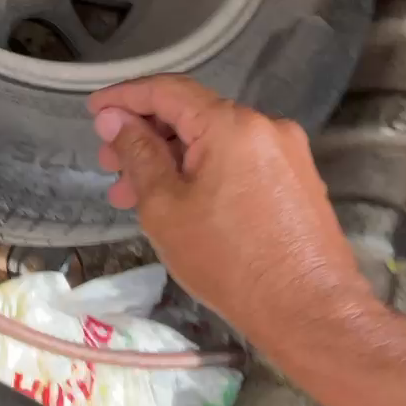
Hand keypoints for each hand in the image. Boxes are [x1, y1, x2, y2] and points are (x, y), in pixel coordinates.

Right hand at [88, 75, 377, 345]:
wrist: (312, 314)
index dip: (123, 96)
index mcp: (231, 125)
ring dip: (167, 159)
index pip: (166, 90)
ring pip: (210, 141)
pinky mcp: (295, 180)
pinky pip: (234, 160)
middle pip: (190, 114)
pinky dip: (197, 172)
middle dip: (142, 135)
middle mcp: (264, 126)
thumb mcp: (164, 205)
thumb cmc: (227, 259)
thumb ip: (136, 153)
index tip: (93, 110)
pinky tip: (174, 202)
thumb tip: (113, 119)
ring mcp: (285, 153)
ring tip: (132, 195)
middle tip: (107, 165)